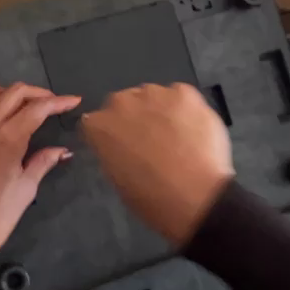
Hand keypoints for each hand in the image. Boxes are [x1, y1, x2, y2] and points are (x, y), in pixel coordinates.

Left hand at [0, 83, 80, 279]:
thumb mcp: (26, 189)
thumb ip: (43, 162)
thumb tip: (62, 150)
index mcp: (8, 137)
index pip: (38, 108)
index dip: (59, 102)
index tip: (74, 101)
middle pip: (15, 92)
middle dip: (38, 93)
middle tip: (53, 104)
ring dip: (11, 94)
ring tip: (26, 108)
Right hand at [82, 83, 233, 246]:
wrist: (194, 195)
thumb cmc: (151, 197)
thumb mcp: (117, 177)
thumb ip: (112, 150)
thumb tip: (120, 144)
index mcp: (98, 125)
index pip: (96, 122)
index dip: (111, 134)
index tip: (123, 146)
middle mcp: (121, 102)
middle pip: (124, 103)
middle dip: (134, 117)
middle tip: (150, 141)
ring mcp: (154, 93)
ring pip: (152, 96)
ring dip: (158, 109)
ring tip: (175, 135)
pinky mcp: (184, 92)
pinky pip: (180, 95)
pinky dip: (184, 108)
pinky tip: (191, 129)